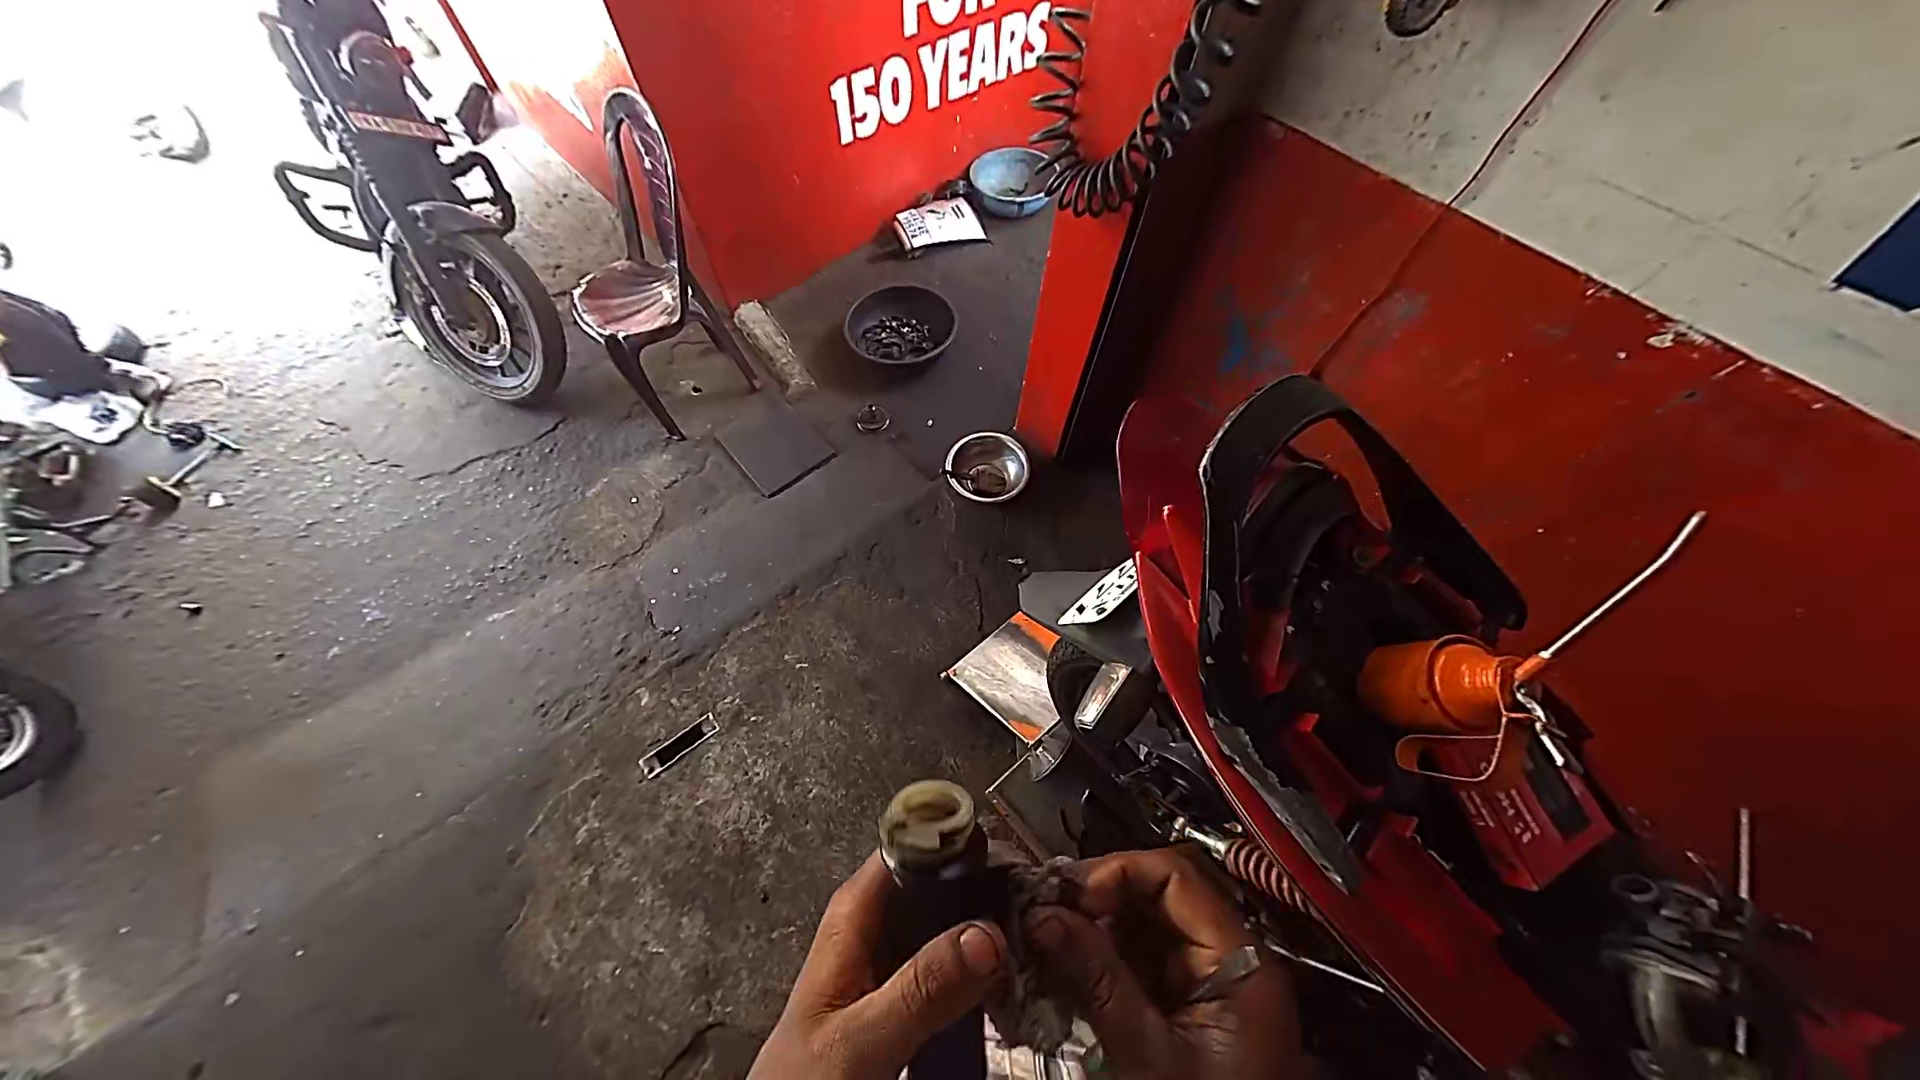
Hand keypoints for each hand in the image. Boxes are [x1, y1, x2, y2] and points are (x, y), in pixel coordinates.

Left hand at [749, 852, 1007, 1079]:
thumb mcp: (860, 1038)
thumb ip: (921, 988)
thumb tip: (985, 935)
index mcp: (856, 909)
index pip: (914, 846)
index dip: (962, 845)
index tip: (1010, 861)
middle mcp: (878, 919)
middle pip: (940, 879)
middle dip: (986, 888)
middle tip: (1034, 905)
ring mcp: (895, 952)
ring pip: (950, 918)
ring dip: (987, 926)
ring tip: (1031, 936)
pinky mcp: (908, 986)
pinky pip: (952, 959)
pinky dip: (980, 963)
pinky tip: (1006, 974)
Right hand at [1028, 847, 1303, 1079]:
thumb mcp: (1149, 1057)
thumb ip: (1097, 981)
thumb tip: (1044, 916)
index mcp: (1242, 963)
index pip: (1176, 876)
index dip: (1118, 872)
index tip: (1070, 891)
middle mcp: (1228, 961)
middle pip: (1156, 894)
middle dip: (1098, 896)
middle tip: (1049, 907)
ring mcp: (1204, 983)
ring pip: (1141, 924)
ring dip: (1092, 924)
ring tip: (1049, 935)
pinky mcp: (1183, 1007)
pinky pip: (1137, 958)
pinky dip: (1099, 954)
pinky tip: (1065, 964)